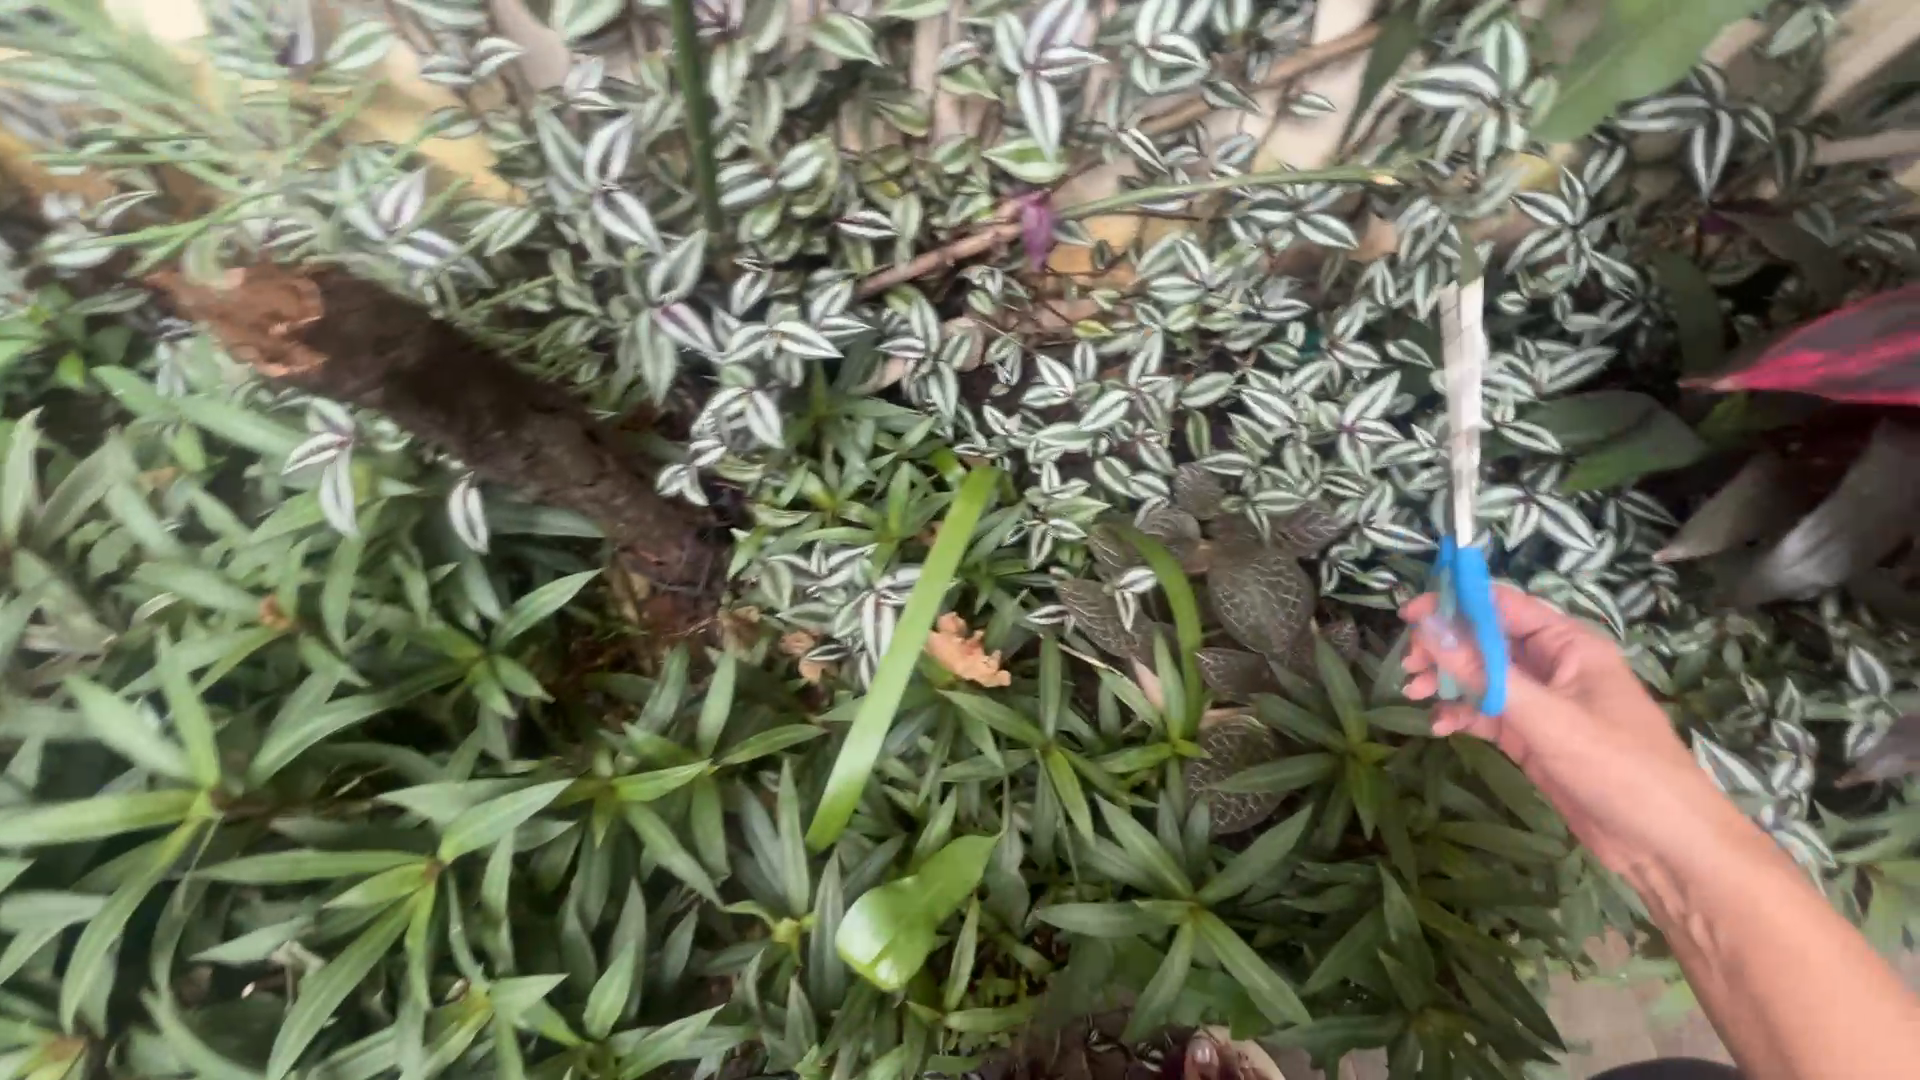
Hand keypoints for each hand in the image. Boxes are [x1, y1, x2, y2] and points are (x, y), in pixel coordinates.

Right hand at [1399, 586, 1735, 877]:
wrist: (1666, 845)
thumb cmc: (1620, 769)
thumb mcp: (1545, 717)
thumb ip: (1483, 673)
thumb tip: (1429, 630)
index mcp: (1569, 646)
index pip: (1503, 605)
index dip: (1454, 603)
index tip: (1409, 616)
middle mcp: (1553, 666)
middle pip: (1485, 639)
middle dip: (1444, 648)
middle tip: (1410, 666)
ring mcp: (1542, 701)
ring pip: (1479, 675)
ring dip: (1446, 681)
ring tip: (1415, 695)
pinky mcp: (1532, 733)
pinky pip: (1485, 710)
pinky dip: (1460, 714)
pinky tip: (1440, 727)